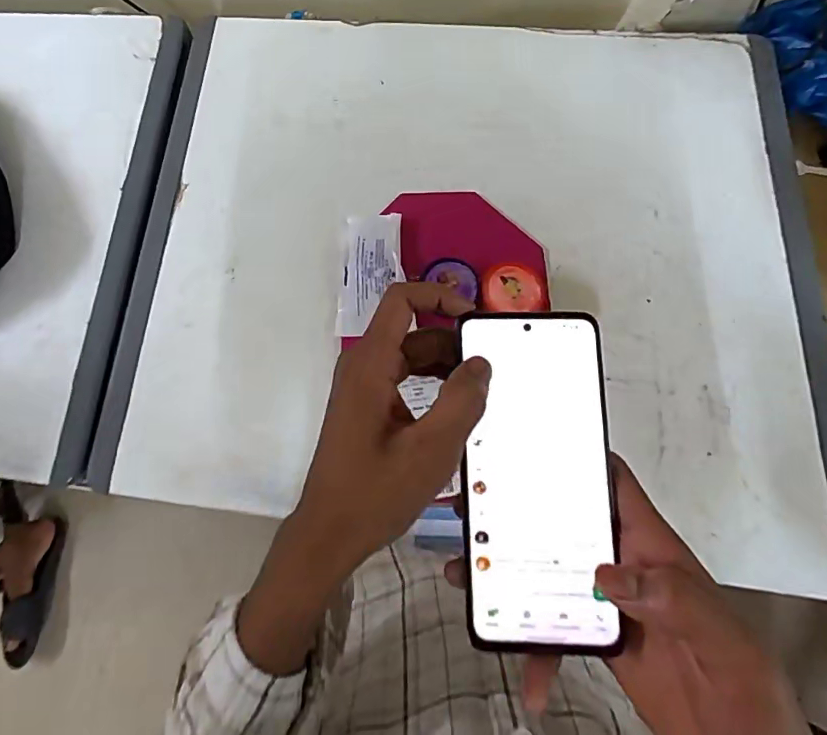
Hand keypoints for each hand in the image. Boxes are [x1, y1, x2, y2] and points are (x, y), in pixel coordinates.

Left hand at [237, 282, 491, 674]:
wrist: (330, 531)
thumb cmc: (376, 492)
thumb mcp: (431, 450)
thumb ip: (461, 402)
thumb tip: (482, 361)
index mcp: (369, 364)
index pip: (401, 300)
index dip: (438, 295)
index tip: (475, 316)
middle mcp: (362, 366)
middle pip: (412, 332)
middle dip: (453, 342)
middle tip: (496, 368)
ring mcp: (362, 386)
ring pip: (410, 358)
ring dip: (446, 368)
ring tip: (485, 394)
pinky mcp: (366, 407)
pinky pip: (403, 381)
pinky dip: (432, 387)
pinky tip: (460, 413)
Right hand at [444, 458, 806, 731]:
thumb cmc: (753, 695)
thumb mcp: (725, 643)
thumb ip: (676, 600)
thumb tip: (612, 573)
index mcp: (653, 549)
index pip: (613, 483)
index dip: (575, 455)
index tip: (530, 442)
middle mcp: (625, 566)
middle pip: (561, 522)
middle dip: (514, 514)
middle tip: (473, 511)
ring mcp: (608, 600)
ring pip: (544, 570)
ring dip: (506, 575)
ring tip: (471, 580)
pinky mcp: (597, 635)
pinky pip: (552, 629)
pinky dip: (534, 648)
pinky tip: (527, 670)